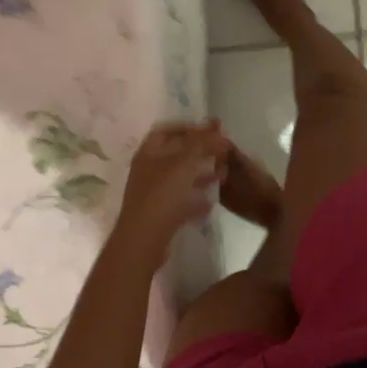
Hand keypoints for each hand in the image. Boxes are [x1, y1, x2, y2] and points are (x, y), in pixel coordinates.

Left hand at [114, 122, 230, 259]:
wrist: (144, 240)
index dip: (189, 127)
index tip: (211, 130)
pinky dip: (196, 197)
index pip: (166, 130)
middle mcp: (148, 169)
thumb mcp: (184, 163)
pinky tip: (212, 200)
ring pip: (180, 177)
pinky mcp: (160, 213)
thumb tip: (218, 129)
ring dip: (201, 174)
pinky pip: (181, 199)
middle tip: (221, 152)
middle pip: (175, 154)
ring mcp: (153, 192)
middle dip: (200, 151)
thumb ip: (202, 143)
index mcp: (148, 153)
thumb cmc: (162, 195)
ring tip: (222, 174)